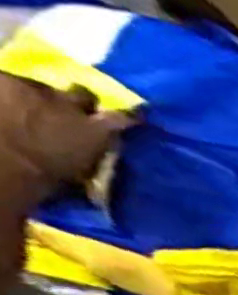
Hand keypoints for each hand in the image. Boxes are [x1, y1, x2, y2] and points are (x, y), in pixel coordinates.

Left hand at [0, 76, 136, 203]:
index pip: (124, 118)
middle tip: (69, 112)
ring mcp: (31, 88)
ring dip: (38, 97)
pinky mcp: (0, 78)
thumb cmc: (47, 176)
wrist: (4, 160)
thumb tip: (100, 150)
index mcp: (96, 130)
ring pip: (41, 87)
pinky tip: (4, 103)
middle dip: (77, 102)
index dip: (126, 118)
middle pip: (82, 94)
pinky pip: (6, 80)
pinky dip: (6, 89)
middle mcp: (70, 105)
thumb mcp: (85, 171)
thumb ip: (96, 154)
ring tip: (27, 108)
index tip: (129, 118)